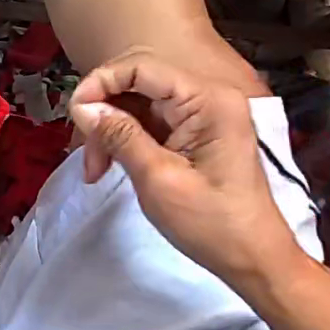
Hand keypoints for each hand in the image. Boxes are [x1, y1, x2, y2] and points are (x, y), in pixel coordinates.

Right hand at [68, 49, 306, 286]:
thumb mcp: (158, 179)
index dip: (100, 82)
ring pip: (137, 105)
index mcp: (207, 99)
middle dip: (104, 113)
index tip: (74, 112)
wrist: (255, 261)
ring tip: (96, 169)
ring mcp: (201, 114)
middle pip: (137, 85)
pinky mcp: (194, 131)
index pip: (141, 68)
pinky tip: (110, 164)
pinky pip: (148, 122)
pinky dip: (124, 140)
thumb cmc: (212, 223)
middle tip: (86, 152)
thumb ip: (119, 135)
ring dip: (110, 131)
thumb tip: (82, 107)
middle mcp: (207, 96)